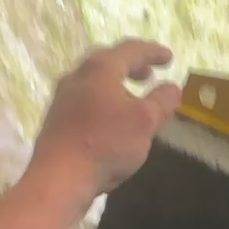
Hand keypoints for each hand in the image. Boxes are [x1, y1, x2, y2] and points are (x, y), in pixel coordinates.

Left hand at [27, 39, 181, 203]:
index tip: (169, 58)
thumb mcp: (145, 121)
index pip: (130, 50)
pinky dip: (103, 102)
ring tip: (132, 99)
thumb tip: (172, 87)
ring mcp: (62, 99)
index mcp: (100, 69)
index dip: (152, 52)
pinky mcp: (56, 121)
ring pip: (93, 83)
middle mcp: (77, 77)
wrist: (59, 178)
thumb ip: (161, 101)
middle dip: (131, 66)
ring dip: (115, 85)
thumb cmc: (106, 143)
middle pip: (107, 62)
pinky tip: (110, 121)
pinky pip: (84, 102)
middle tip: (148, 74)